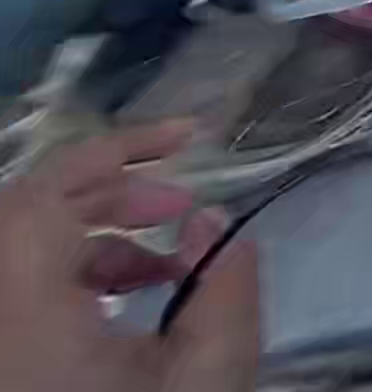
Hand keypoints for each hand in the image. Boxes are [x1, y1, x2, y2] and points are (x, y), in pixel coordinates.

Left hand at [0, 123, 258, 391]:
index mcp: (18, 325)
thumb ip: (222, 278)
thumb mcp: (213, 363)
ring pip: (12, 250)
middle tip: (181, 206)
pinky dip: (67, 271)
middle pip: (17, 219)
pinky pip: (13, 284)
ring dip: (92, 235)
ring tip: (161, 259)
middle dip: (110, 192)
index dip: (107, 152)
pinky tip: (122, 293)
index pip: (34, 203)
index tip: (187, 136)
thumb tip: (202, 223)